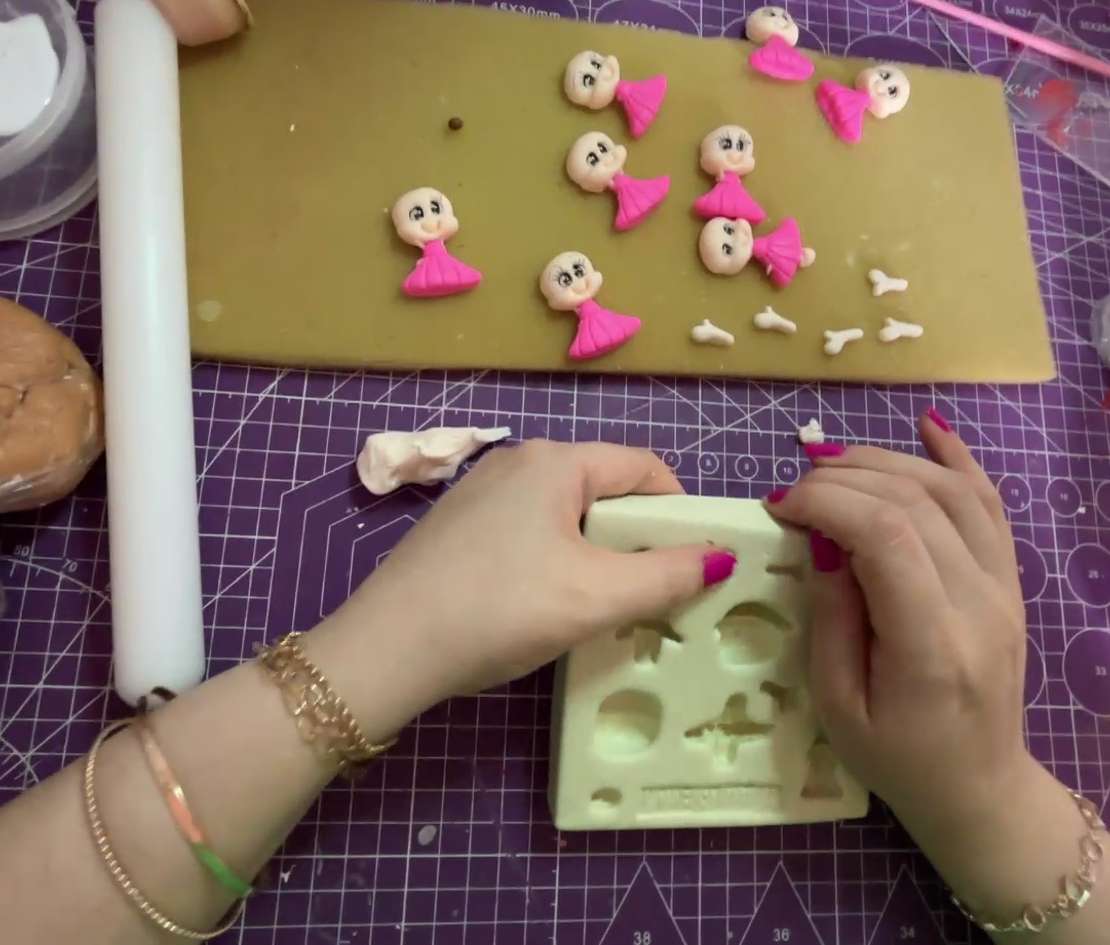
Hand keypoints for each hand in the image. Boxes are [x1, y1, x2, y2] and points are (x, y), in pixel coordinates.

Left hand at [310, 441, 731, 726]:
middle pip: (604, 487)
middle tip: (650, 588)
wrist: (388, 647)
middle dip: (637, 534)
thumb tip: (721, 555)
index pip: (642, 467)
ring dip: (596, 549)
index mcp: (555, 461)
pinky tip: (544, 599)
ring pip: (565, 510)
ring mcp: (481, 490)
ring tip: (601, 600)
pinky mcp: (458, 522)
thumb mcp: (597, 596)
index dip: (679, 508)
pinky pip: (529, 527)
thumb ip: (668, 575)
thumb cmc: (502, 609)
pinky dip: (555, 555)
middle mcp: (517, 461)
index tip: (694, 558)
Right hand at [766, 414, 1030, 832]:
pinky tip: (926, 427)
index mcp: (934, 645)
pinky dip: (957, 459)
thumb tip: (822, 536)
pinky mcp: (1010, 579)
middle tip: (794, 487)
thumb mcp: (837, 701)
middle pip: (916, 501)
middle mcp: (982, 604)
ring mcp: (1006, 587)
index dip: (827, 501)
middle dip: (843, 476)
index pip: (887, 535)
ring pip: (952, 490)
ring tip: (832, 460)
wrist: (980, 788)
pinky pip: (989, 504)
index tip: (779, 506)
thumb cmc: (897, 758)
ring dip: (885, 460)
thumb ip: (832, 613)